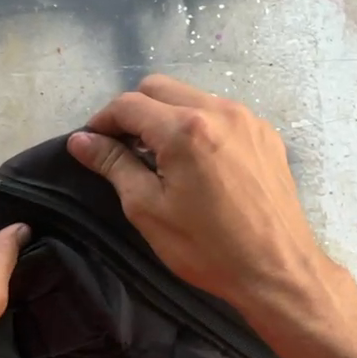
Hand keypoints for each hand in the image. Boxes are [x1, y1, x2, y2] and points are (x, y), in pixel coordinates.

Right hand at [66, 74, 337, 319]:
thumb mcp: (146, 208)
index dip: (102, 121)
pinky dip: (196, 126)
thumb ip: (113, 164)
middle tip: (122, 148)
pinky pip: (219, 114)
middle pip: (159, 88)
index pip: (128, 105)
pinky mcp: (265, 135)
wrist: (276, 269)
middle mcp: (219, 111)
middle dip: (133, 111)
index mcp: (185, 130)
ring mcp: (248, 120)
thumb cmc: (204, 247)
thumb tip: (81, 141)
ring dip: (165, 116)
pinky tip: (194, 163)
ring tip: (158, 157)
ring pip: (191, 97)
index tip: (91, 145)